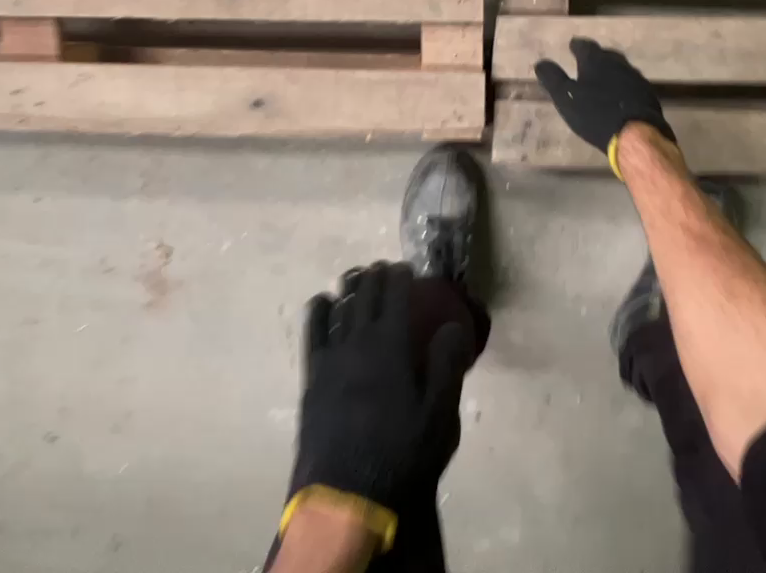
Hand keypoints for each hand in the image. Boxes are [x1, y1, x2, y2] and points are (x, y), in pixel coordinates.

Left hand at [290, 264, 472, 521]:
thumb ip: (447, 365)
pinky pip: (312, 335)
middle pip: (364, 297)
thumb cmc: (403, 456)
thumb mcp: (440, 416)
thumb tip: (453, 325)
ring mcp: (330, 360)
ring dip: (348, 288)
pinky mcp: (312, 380)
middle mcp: (357, 343)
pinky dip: (318, 312)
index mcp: (390, 347)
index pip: (394, 297)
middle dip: (375, 276)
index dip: (401, 276)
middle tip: (382, 267)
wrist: (348, 497)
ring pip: (337, 309)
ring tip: (354, 277)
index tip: (407, 266)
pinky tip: (321, 304)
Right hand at [533, 38, 674, 168]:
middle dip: (596, 56)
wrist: (635, 132)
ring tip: (604, 77)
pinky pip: (632, 83)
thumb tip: (541, 63)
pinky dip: (624, 84)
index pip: (585, 46)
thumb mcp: (565, 97)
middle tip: (589, 60)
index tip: (572, 45)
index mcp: (595, 61)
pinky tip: (621, 94)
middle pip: (605, 54)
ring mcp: (635, 78)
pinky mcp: (648, 93)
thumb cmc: (594, 113)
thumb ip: (553, 79)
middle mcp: (617, 63)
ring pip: (621, 68)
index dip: (577, 45)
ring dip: (611, 70)